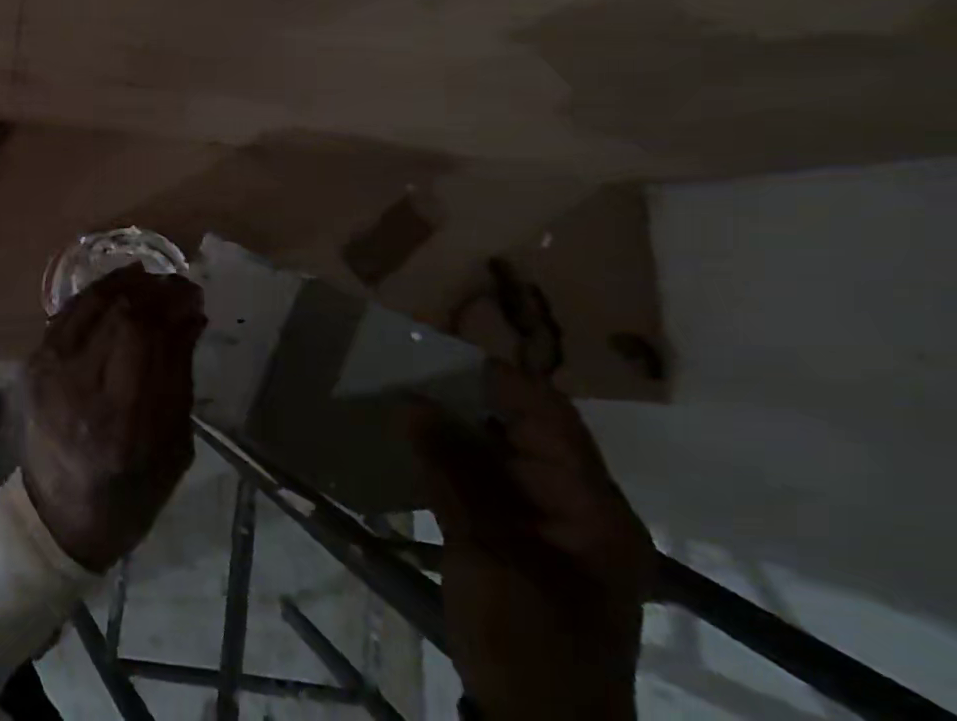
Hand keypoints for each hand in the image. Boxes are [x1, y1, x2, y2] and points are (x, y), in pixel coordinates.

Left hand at [21, 266, 204, 571]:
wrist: (60, 515)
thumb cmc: (132, 492)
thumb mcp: (174, 446)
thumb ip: (179, 377)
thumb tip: (189, 317)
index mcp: (119, 420)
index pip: (143, 335)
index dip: (171, 305)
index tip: (195, 296)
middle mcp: (76, 388)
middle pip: (116, 314)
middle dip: (154, 291)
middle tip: (179, 286)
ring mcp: (46, 373)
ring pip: (88, 306)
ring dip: (123, 285)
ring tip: (151, 279)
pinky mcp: (32, 365)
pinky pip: (65, 314)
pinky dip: (93, 295)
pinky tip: (116, 288)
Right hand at [405, 361, 653, 720]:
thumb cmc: (530, 640)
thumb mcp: (490, 554)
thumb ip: (454, 476)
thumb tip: (412, 402)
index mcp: (592, 508)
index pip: (551, 419)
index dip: (499, 379)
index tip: (438, 351)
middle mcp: (575, 506)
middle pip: (522, 433)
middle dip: (465, 400)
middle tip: (403, 372)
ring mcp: (544, 526)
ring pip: (496, 458)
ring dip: (451, 431)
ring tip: (396, 402)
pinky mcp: (513, 542)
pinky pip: (481, 486)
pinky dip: (447, 465)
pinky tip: (408, 451)